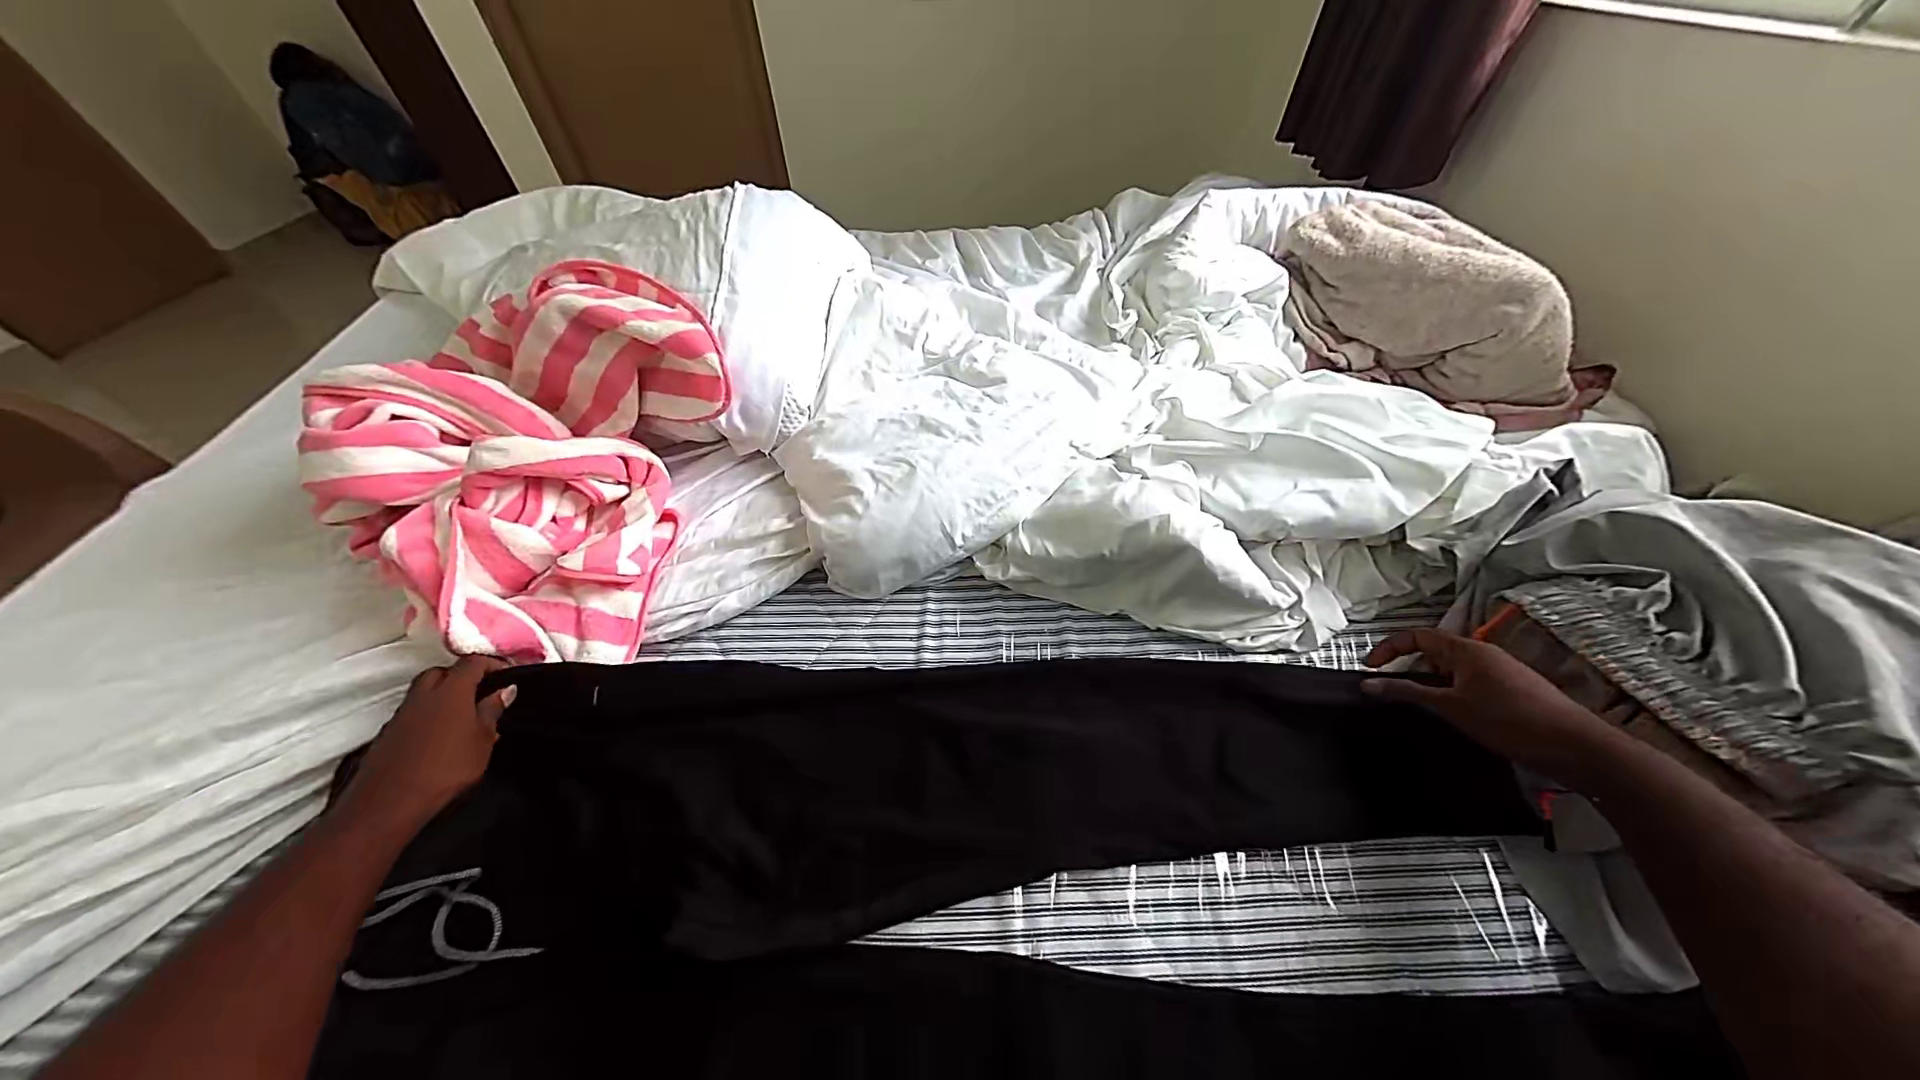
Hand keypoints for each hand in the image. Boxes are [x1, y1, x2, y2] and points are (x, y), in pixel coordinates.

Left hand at [340, 656, 517, 828]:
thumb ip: (492, 711)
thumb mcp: (482, 740)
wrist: (390, 802)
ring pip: (423, 691)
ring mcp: (401, 714)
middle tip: (482, 692)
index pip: (472, 662)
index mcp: (451, 691)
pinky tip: (440, 734)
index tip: (507, 676)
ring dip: (443, 695)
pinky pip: (412, 712)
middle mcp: (423, 695)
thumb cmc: (446, 767)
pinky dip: (428, 714)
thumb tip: (505, 690)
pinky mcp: (387, 733)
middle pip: (442, 672)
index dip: (492, 664)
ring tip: (463, 715)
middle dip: (462, 676)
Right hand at [1361, 628, 1630, 789]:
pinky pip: (1470, 683)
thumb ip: (1407, 692)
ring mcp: (1501, 672)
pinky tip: (1455, 716)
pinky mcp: (1513, 690)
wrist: (1576, 747)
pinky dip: (1453, 693)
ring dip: (1433, 683)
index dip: (1389, 648)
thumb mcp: (1449, 706)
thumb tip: (1369, 683)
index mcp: (1467, 649)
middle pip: (1434, 651)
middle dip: (1411, 667)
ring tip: (1424, 706)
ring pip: (1453, 670)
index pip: (1417, 636)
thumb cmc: (1510, 720)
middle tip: (1394, 689)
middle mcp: (1484, 654)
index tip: (1370, 666)